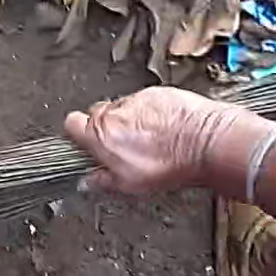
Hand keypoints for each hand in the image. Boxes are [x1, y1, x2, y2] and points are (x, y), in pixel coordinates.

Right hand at [64, 87, 244, 194]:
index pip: (71, 123)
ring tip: (149, 137)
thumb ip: (103, 180)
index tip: (85, 142)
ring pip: (122, 107)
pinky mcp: (157, 92)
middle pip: (96, 113)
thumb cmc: (168, 164)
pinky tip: (165, 127)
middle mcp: (113, 112)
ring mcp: (136, 99)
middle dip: (104, 126)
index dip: (77, 132)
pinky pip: (146, 100)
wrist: (204, 142)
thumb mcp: (129, 184)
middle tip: (120, 143)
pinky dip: (151, 112)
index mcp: (99, 134)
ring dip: (129, 119)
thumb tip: (88, 182)